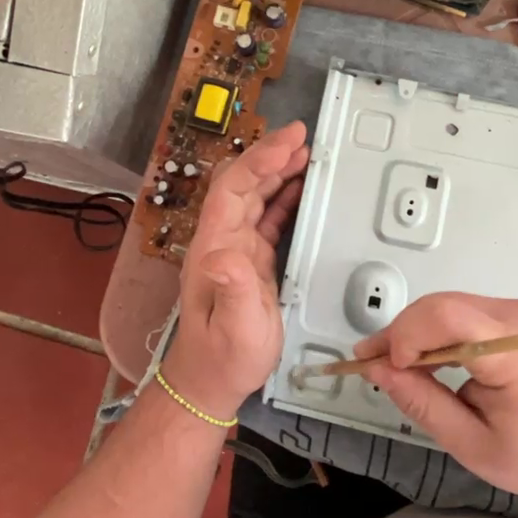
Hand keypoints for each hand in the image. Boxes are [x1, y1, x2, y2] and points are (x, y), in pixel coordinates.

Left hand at [164, 122, 309, 421]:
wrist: (212, 381)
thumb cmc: (222, 357)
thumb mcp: (235, 326)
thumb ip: (234, 290)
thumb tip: (225, 255)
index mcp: (214, 247)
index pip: (233, 189)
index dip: (258, 161)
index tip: (286, 142)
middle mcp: (222, 241)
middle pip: (243, 184)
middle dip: (270, 156)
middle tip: (301, 136)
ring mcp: (235, 249)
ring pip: (255, 197)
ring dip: (278, 173)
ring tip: (305, 154)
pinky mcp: (250, 261)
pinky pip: (266, 218)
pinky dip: (283, 198)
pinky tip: (299, 189)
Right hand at [357, 293, 517, 500]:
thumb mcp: (477, 445)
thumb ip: (424, 404)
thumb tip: (381, 372)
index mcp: (511, 348)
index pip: (441, 317)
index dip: (402, 336)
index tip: (380, 370)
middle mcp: (516, 317)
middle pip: (440, 306)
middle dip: (400, 334)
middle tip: (371, 366)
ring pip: (449, 308)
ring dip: (418, 334)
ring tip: (393, 368)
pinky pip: (467, 316)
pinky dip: (440, 335)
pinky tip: (428, 363)